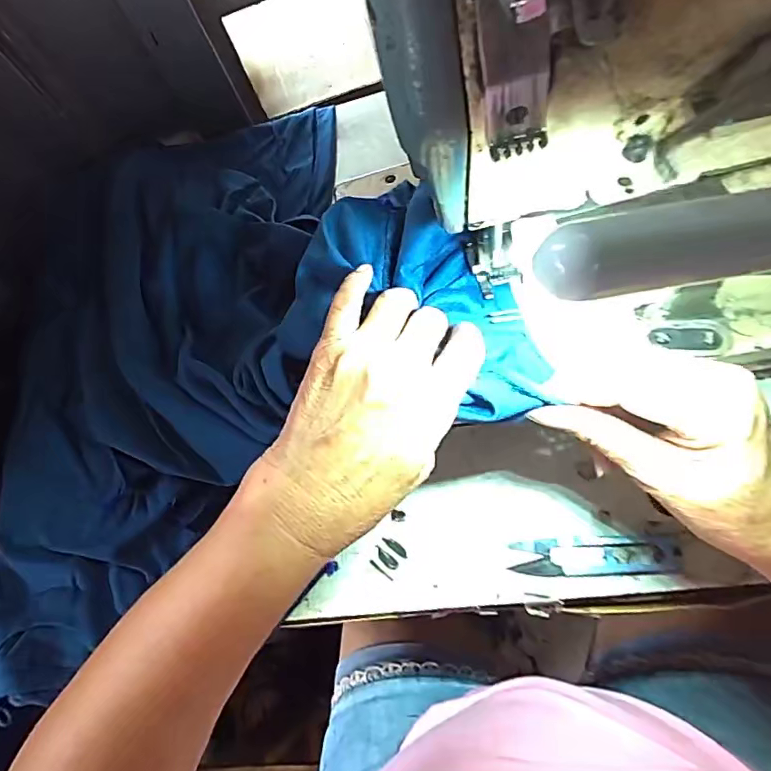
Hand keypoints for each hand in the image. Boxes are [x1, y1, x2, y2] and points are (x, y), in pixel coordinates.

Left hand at [242, 266, 484, 562]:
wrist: (305, 495)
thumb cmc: (358, 492)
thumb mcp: (420, 460)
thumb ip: (434, 414)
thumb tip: (440, 383)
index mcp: (430, 404)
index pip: (465, 346)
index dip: (464, 341)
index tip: (458, 342)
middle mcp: (399, 373)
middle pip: (431, 319)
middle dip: (431, 327)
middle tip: (423, 337)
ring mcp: (361, 356)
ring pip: (396, 300)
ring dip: (402, 306)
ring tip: (397, 316)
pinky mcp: (328, 350)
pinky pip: (346, 300)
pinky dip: (356, 281)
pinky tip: (364, 275)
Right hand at [526, 352, 770, 569]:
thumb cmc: (733, 513)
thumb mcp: (660, 480)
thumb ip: (602, 438)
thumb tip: (548, 411)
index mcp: (717, 405)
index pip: (630, 383)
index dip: (577, 384)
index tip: (536, 391)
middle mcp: (717, 375)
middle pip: (627, 366)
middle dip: (581, 385)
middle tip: (546, 405)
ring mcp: (711, 371)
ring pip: (628, 365)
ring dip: (594, 390)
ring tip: (576, 420)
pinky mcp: (700, 374)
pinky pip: (641, 373)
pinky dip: (613, 393)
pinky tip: (603, 416)